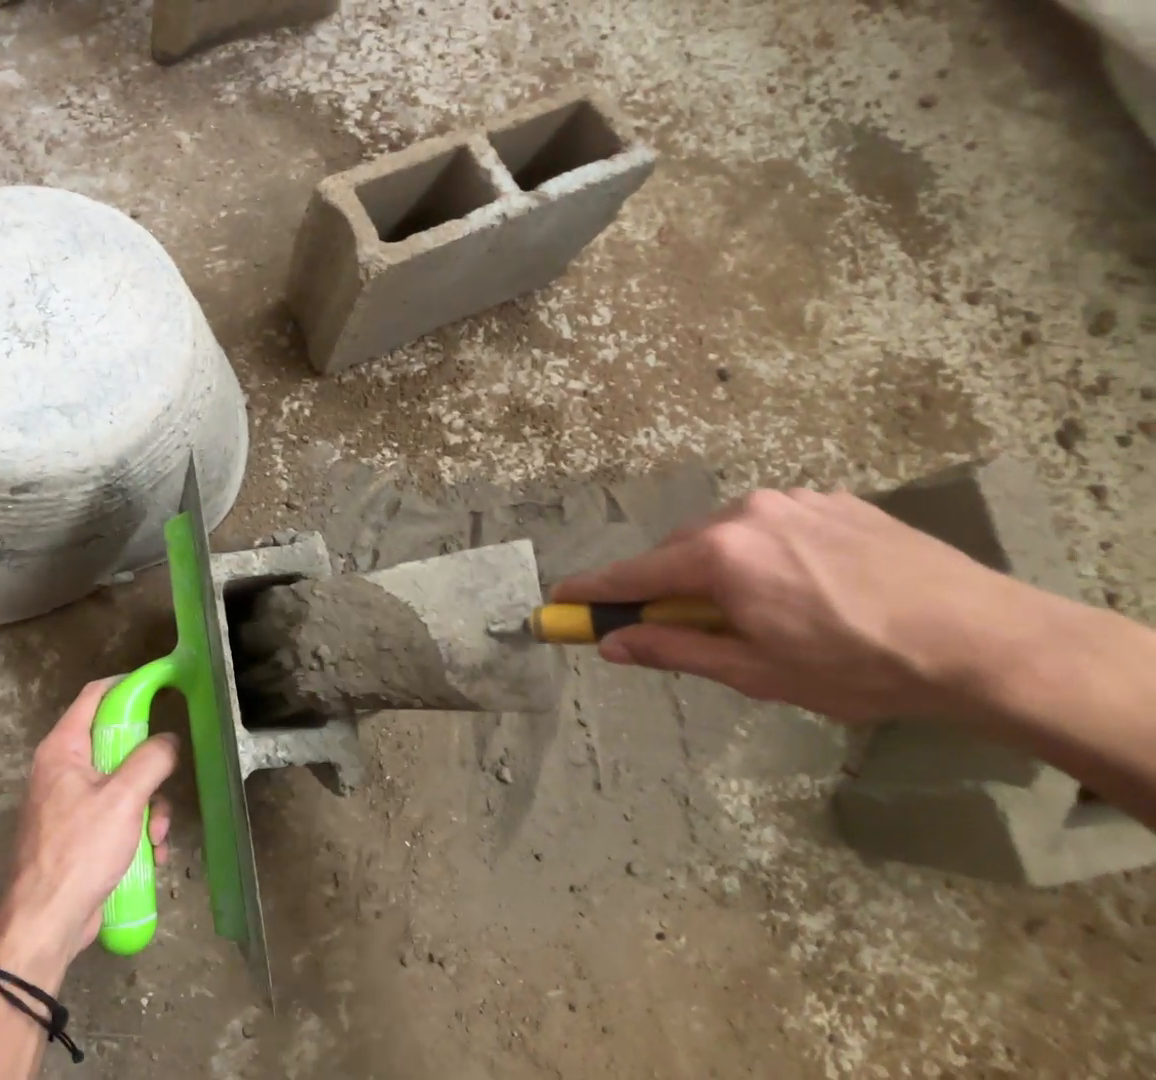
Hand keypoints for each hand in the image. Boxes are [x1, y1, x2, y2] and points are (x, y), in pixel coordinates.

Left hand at [0, 679, 178, 987]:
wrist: (46, 923)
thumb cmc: (78, 852)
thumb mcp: (123, 800)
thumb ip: (151, 761)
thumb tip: (169, 740)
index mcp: (62, 749)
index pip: (95, 697)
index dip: (128, 686)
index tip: (161, 687)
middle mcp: (63, 770)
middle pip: (117, 745)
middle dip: (149, 769)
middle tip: (163, 784)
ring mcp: (71, 804)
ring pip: (124, 786)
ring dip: (149, 810)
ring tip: (155, 838)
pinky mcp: (80, 835)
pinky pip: (118, 818)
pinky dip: (137, 833)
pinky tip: (149, 857)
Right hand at [550, 487, 1048, 722]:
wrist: (987, 641)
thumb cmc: (859, 667)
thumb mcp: (755, 672)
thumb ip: (673, 650)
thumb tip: (611, 644)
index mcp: (721, 556)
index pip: (633, 575)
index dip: (591, 591)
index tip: (557, 601)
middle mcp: (747, 513)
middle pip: (677, 552)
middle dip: (664, 587)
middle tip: (672, 626)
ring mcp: (795, 501)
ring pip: (724, 536)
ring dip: (716, 570)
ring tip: (753, 613)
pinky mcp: (836, 501)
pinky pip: (771, 526)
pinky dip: (761, 554)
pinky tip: (799, 587)